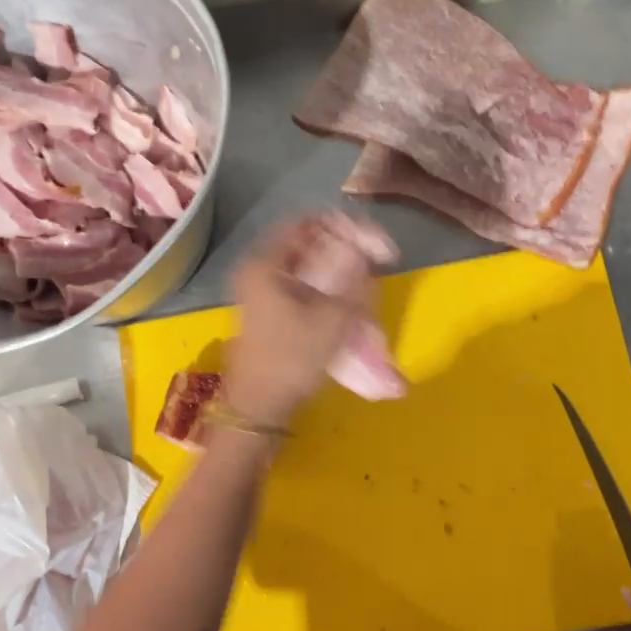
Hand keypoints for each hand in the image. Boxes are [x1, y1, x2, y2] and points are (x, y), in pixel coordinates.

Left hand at [224, 213, 391, 428]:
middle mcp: (257, 270)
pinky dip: (325, 285)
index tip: (373, 243)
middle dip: (343, 247)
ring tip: (365, 278)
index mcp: (265, 263)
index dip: (344, 226)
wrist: (259, 408)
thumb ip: (354, 280)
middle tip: (373, 259)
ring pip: (305, 264)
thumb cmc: (293, 359)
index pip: (307, 222)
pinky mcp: (267, 310)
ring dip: (336, 267)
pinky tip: (347, 299)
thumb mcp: (333, 318)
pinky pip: (300, 284)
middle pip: (306, 242)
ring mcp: (259, 291)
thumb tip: (366, 252)